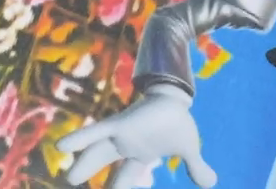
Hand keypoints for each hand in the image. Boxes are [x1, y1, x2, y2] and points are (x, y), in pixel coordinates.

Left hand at [58, 83, 215, 188]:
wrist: (179, 96)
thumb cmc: (178, 121)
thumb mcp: (188, 149)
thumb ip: (195, 167)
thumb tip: (213, 184)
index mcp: (138, 156)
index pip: (124, 181)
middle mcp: (125, 147)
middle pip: (103, 165)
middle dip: (87, 174)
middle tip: (70, 181)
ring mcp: (121, 135)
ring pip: (96, 152)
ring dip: (82, 164)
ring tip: (67, 175)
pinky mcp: (121, 123)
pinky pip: (97, 131)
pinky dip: (80, 138)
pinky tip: (62, 145)